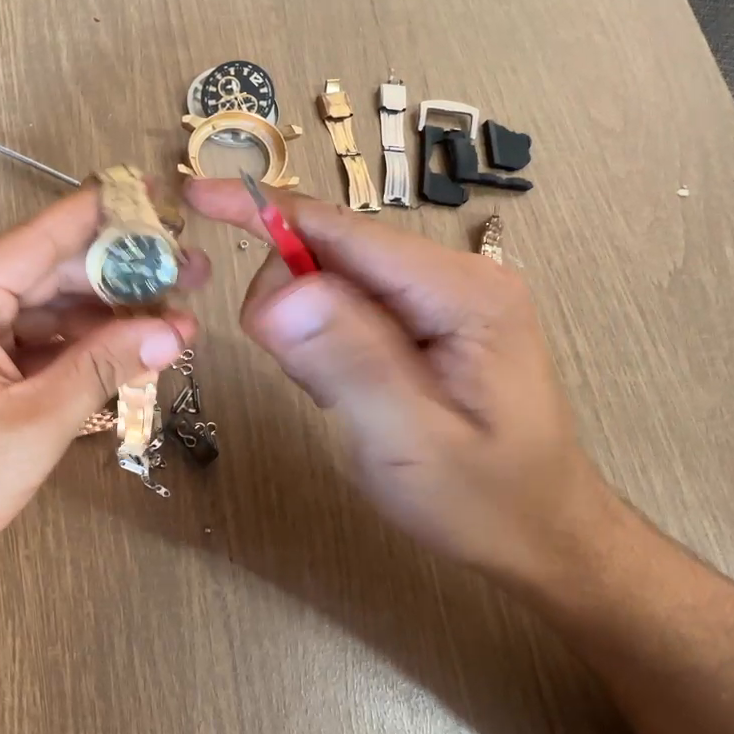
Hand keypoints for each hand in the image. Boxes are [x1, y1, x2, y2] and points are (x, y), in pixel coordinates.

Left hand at [0, 188, 203, 579]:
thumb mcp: (36, 423)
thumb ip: (103, 367)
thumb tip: (173, 331)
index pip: (37, 239)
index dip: (102, 215)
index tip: (160, 196)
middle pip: (44, 272)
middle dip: (117, 275)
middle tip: (191, 274)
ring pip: (40, 309)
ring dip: (101, 315)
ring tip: (172, 321)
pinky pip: (27, 343)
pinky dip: (72, 348)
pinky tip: (124, 351)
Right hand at [185, 179, 610, 581]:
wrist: (538, 536)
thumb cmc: (481, 499)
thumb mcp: (408, 440)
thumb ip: (346, 363)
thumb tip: (276, 296)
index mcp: (459, 291)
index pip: (341, 229)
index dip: (263, 210)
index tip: (195, 197)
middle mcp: (450, 278)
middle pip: (325, 252)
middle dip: (285, 304)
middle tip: (301, 378)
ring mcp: (433, 299)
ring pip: (323, 282)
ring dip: (299, 333)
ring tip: (330, 395)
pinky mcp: (418, 323)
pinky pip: (336, 310)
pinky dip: (314, 344)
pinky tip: (340, 389)